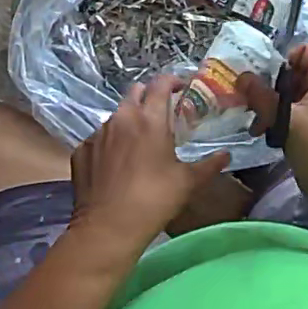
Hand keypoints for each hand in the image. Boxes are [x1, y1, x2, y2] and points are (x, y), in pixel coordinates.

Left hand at [71, 74, 230, 250]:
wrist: (108, 227)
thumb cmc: (154, 200)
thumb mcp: (188, 182)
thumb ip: (209, 165)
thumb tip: (226, 155)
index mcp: (150, 119)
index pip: (160, 84)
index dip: (171, 81)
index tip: (180, 87)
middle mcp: (121, 118)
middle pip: (135, 93)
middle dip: (148, 97)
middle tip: (160, 114)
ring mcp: (97, 133)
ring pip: (115, 116)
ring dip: (128, 122)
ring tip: (138, 144)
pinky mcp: (81, 150)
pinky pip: (98, 139)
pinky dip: (109, 145)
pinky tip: (115, 165)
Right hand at [237, 46, 307, 209]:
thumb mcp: (288, 119)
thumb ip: (263, 96)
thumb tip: (241, 76)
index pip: (304, 52)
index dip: (282, 55)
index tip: (260, 68)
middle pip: (291, 73)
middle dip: (268, 81)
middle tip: (244, 90)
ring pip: (286, 94)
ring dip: (267, 102)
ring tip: (250, 115)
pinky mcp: (306, 126)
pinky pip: (286, 112)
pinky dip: (272, 117)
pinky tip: (258, 130)